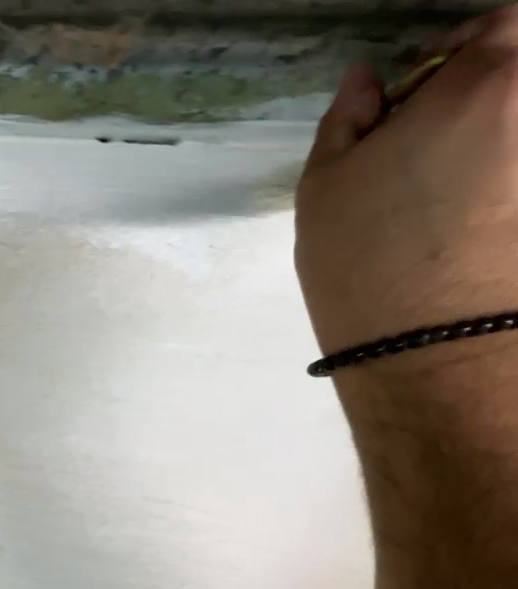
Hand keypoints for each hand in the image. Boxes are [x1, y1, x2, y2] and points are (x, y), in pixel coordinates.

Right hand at [296, 10, 517, 356]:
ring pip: (515, 116)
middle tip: (430, 130)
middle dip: (482, 83)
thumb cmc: (359, 247)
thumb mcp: (325, 180)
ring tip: (447, 173)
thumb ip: (350, 116)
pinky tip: (469, 202)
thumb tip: (367, 78)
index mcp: (483, 80)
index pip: (498, 22)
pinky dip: (498, 164)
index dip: (458, 48)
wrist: (428, 324)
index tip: (419, 90)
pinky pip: (516, 154)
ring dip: (490, 130)